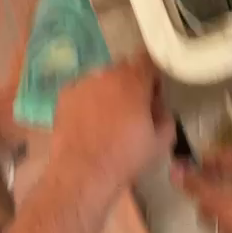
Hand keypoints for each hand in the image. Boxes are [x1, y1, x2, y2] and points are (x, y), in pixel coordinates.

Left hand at [49, 57, 173, 192]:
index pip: (148, 60)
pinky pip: (82, 90)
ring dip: (108, 90)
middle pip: (124, 68)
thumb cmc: (125, 157)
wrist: (82, 172)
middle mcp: (107, 73)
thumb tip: (158, 106)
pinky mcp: (65, 93)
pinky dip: (88, 99)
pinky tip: (88, 121)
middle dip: (130, 83)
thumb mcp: (160, 141)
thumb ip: (166, 116)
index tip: (153, 94)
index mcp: (134, 80)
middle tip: (131, 109)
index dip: (152, 75)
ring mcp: (84, 81)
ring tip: (106, 118)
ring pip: (102, 78)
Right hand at [174, 149, 231, 232]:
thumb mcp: (224, 207)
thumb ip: (198, 189)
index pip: (220, 155)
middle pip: (231, 173)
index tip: (185, 181)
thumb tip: (174, 171)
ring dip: (224, 205)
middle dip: (211, 191)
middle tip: (197, 208)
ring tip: (211, 224)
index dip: (200, 167)